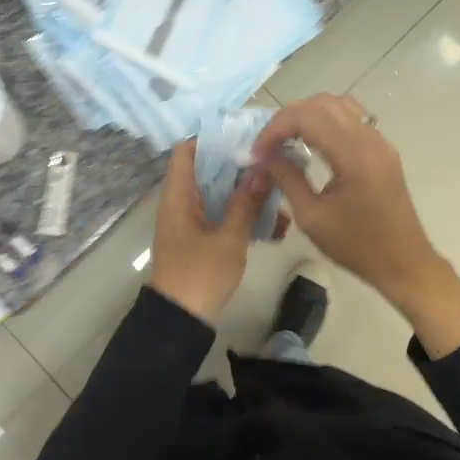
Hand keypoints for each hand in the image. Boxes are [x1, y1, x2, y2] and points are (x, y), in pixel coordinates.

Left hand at [149, 140, 273, 322]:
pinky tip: (275, 227)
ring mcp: (191, 222)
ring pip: (220, 195)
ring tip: (281, 198)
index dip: (212, 140)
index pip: (186, 152)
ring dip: (247, 196)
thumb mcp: (229, 238)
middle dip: (240, 168)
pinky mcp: (201, 239)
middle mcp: (181, 203)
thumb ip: (245, 203)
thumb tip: (261, 169)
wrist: (181, 321)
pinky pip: (222, 217)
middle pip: (209, 172)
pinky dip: (243, 217)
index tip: (245, 139)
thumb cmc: (200, 274)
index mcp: (178, 197)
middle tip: (274, 164)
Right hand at [252, 95, 459, 355]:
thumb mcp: (312, 217)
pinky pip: (352, 118)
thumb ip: (287, 179)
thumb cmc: (357, 246)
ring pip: (339, 104)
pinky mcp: (383, 149)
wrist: (404, 262)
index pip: (308, 118)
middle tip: (268, 143)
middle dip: (289, 117)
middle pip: (323, 103)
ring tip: (287, 139)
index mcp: (354, 155)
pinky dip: (326, 121)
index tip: (258, 153)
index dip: (276, 128)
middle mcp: (370, 139)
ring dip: (308, 114)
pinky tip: (312, 143)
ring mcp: (380, 141)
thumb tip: (265, 157)